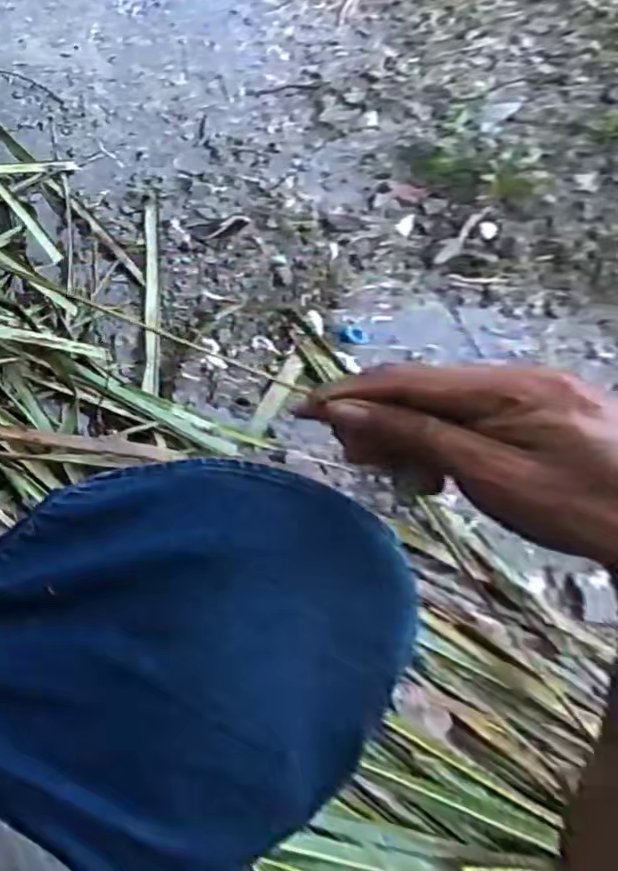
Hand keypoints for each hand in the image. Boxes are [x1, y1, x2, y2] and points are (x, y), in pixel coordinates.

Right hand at [299, 365, 617, 567]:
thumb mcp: (490, 475)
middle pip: (411, 387)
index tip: (301, 413)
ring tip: (406, 473)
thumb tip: (340, 411)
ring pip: (429, 400)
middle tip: (362, 460)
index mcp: (510, 389)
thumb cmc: (587, 511)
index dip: (344, 395)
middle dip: (373, 419)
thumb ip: (413, 435)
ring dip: (400, 432)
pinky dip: (432, 437)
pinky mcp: (535, 410)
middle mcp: (517, 378)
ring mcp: (530, 392)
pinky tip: (436, 468)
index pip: (401, 380)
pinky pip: (459, 412)